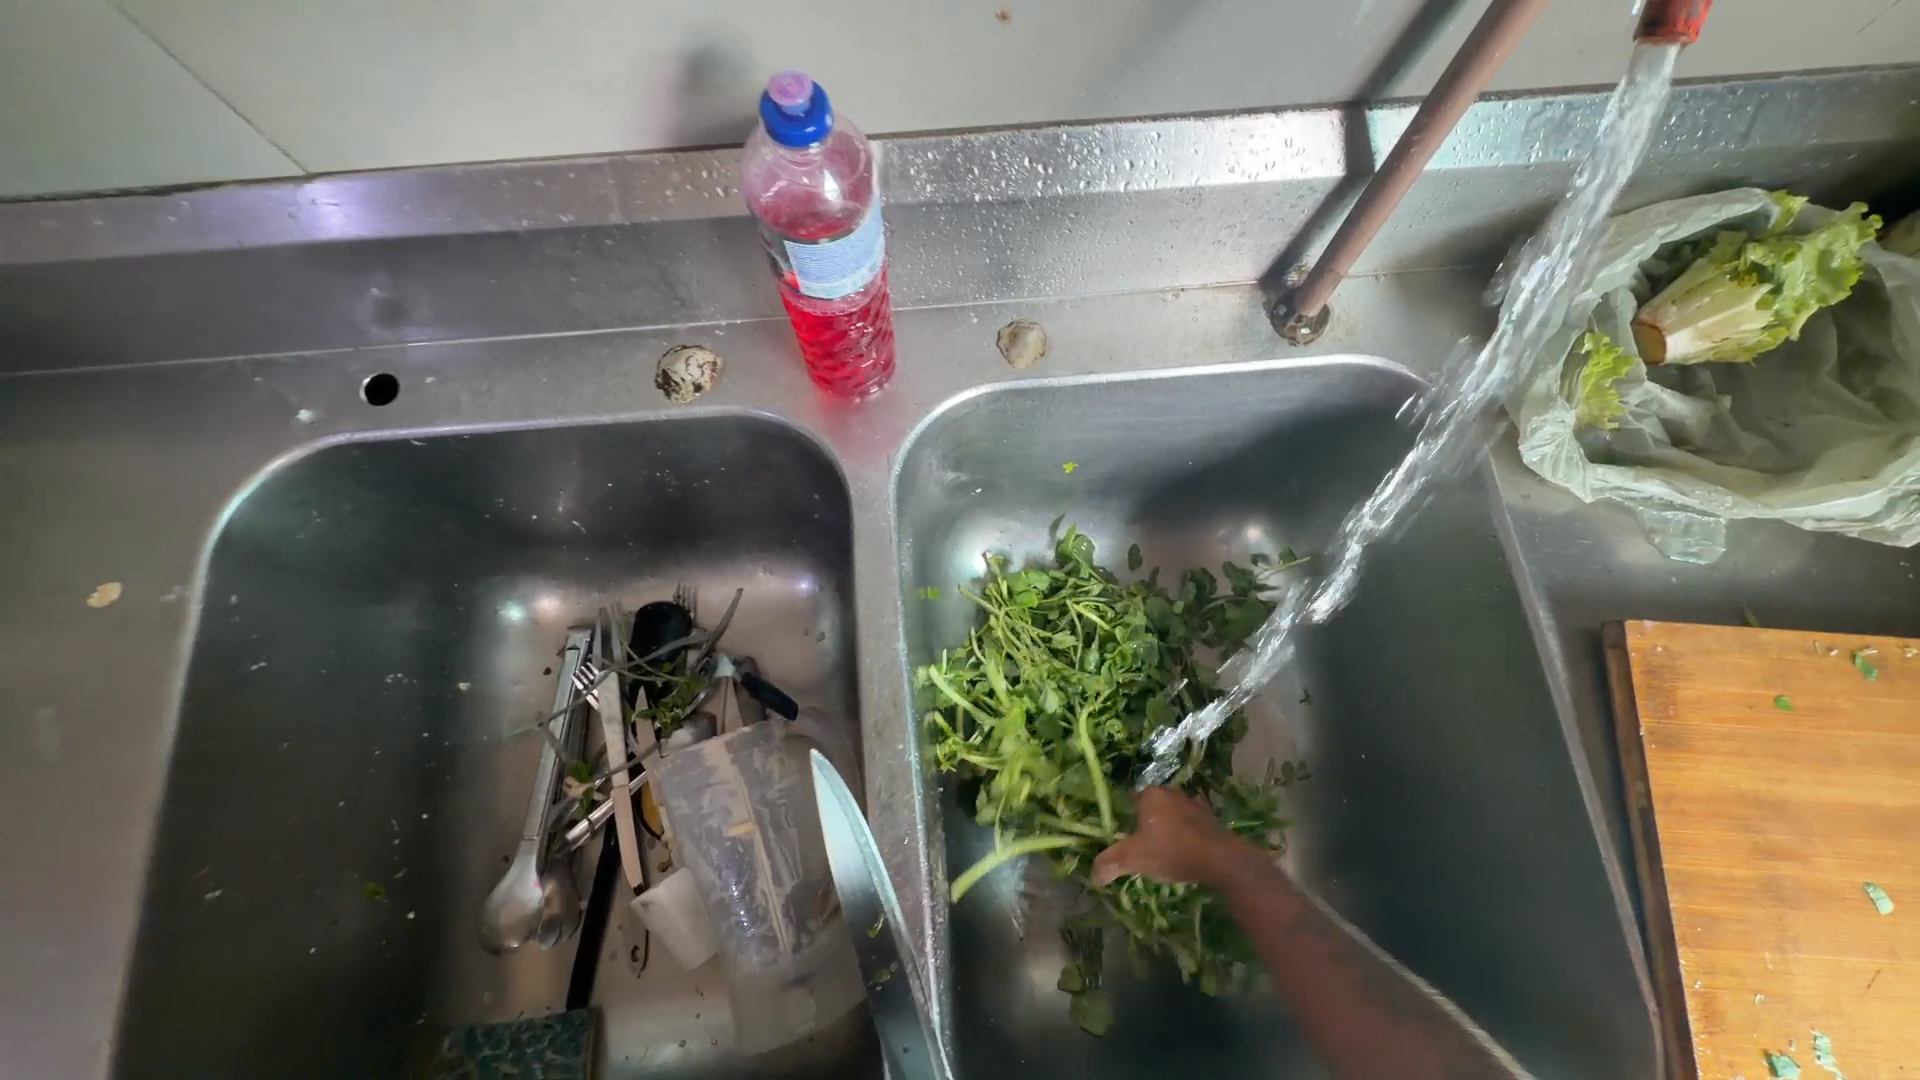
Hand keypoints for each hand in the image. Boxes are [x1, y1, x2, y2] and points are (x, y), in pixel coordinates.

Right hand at [1092, 786, 1244, 888]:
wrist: (1220, 860)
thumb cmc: (1171, 850)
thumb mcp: (1133, 858)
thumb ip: (1109, 863)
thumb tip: (1094, 876)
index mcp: (1151, 795)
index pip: (1131, 799)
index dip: (1126, 816)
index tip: (1125, 834)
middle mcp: (1172, 793)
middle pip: (1153, 806)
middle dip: (1148, 822)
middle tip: (1143, 845)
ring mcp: (1194, 804)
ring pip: (1173, 814)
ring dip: (1169, 828)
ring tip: (1164, 850)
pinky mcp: (1212, 819)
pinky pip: (1192, 824)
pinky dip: (1187, 834)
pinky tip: (1185, 851)